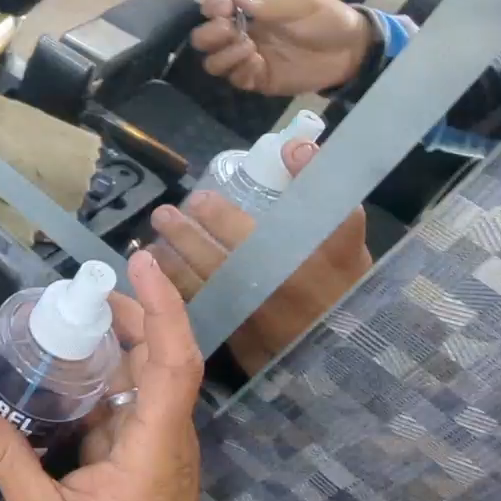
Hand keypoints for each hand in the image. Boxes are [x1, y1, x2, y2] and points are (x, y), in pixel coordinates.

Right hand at [0, 253, 203, 500]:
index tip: (140, 264)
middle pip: (164, 357)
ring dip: (121, 339)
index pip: (173, 364)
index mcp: (153, 448)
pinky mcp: (148, 456)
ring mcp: (161, 447)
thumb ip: (5, 459)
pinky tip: (72, 367)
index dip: (162, 308)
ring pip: (151, 376)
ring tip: (71, 316)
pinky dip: (110, 372)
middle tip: (79, 290)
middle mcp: (167, 437)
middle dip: (132, 312)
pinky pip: (135, 400)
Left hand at [148, 139, 372, 375]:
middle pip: (226, 262)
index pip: (265, 235)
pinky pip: (200, 316)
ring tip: (154, 239)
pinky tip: (158, 271)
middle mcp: (286, 296)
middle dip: (187, 235)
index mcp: (319, 265)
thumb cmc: (339, 286)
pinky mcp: (244, 349)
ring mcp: (264, 326)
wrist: (346, 354)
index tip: (200, 198)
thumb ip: (317, 189)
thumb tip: (294, 146)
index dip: (226, 216)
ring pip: (207, 290)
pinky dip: (173, 290)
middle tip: (164, 213)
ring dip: (172, 261)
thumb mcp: (341, 238)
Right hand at [190, 0, 372, 95]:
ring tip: (249, 49)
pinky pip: (235, 79)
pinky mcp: (258, 80)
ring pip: (213, 62)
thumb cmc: (328, 20)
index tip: (224, 10)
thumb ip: (270, 4)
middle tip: (231, 32)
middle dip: (210, 35)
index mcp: (250, 12)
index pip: (214, 7)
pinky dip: (241, 71)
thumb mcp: (303, 4)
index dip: (212, 8)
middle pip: (203, 39)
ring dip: (224, 55)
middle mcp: (242, 35)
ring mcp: (248, 59)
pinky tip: (259, 64)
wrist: (353, 50)